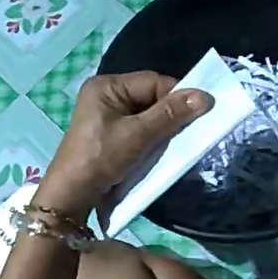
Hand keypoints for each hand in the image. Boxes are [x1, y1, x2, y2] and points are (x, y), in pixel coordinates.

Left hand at [37, 72, 211, 214]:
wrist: (72, 196)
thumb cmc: (100, 158)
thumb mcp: (138, 134)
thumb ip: (170, 114)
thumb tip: (205, 97)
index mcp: (107, 86)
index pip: (153, 82)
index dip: (178, 95)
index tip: (200, 112)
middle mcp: (107, 95)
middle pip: (152, 97)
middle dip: (172, 112)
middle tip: (192, 128)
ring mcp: (109, 116)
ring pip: (149, 114)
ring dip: (165, 126)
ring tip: (179, 139)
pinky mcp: (112, 134)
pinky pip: (142, 128)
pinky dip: (155, 136)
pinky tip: (163, 147)